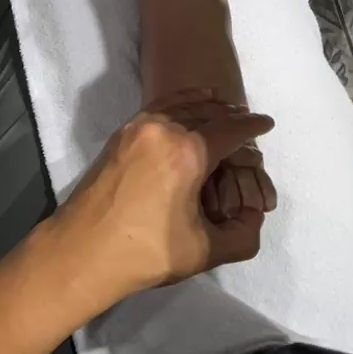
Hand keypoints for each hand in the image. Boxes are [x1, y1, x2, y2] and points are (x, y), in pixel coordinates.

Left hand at [45, 92, 276, 299]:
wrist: (85, 246)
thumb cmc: (146, 251)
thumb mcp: (205, 251)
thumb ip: (242, 235)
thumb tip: (253, 215)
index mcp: (187, 152)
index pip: (229, 130)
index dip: (251, 126)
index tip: (267, 123)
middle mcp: (163, 129)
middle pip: (204, 112)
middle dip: (229, 114)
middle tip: (247, 118)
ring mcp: (138, 126)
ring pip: (179, 105)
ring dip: (203, 103)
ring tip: (221, 104)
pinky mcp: (121, 133)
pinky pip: (157, 107)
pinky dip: (177, 102)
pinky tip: (185, 107)